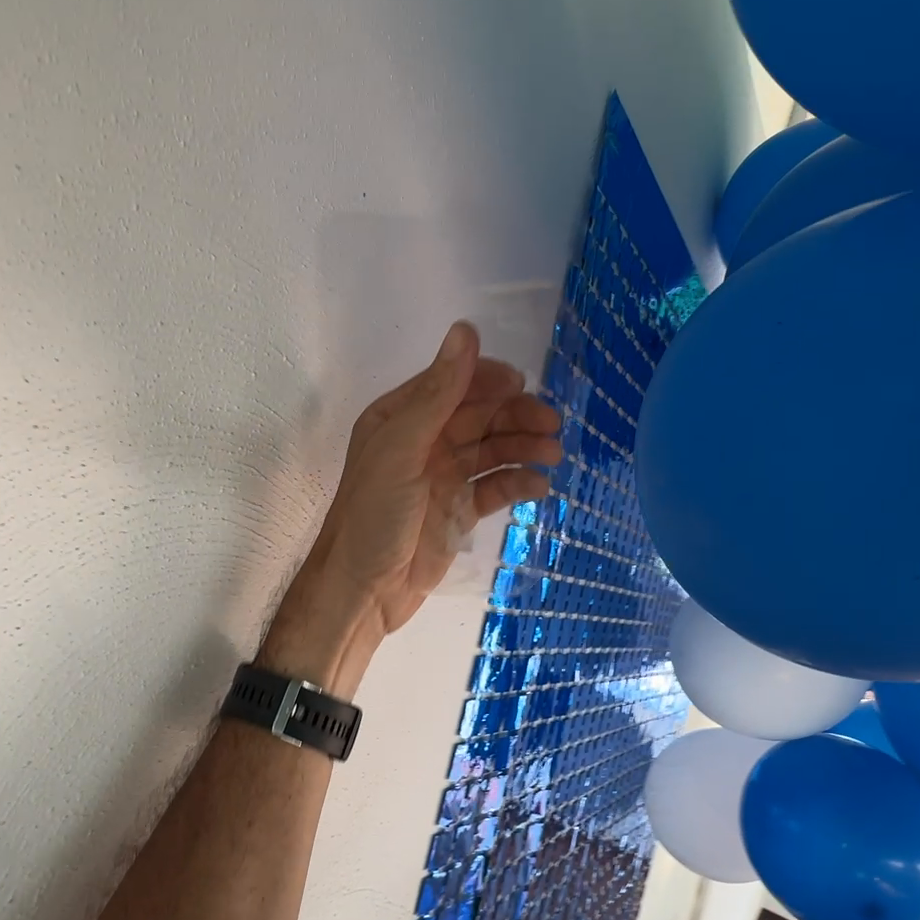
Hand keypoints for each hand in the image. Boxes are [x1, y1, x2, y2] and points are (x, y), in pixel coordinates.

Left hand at [260, 322, 562, 694]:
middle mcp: (423, 442)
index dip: (488, 380)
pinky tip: (539, 487)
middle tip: (552, 427)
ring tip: (554, 455)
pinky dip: (517, 483)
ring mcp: (442, 477)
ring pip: (491, 450)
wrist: (365, 590)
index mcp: (400, 418)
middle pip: (479, 416)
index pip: (451, 384)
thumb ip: (437, 393)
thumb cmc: (374, 515)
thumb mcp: (403, 449)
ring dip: (523, 447)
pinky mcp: (456, 511)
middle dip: (515, 416)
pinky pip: (493, 487)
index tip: (524, 384)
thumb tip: (466, 329)